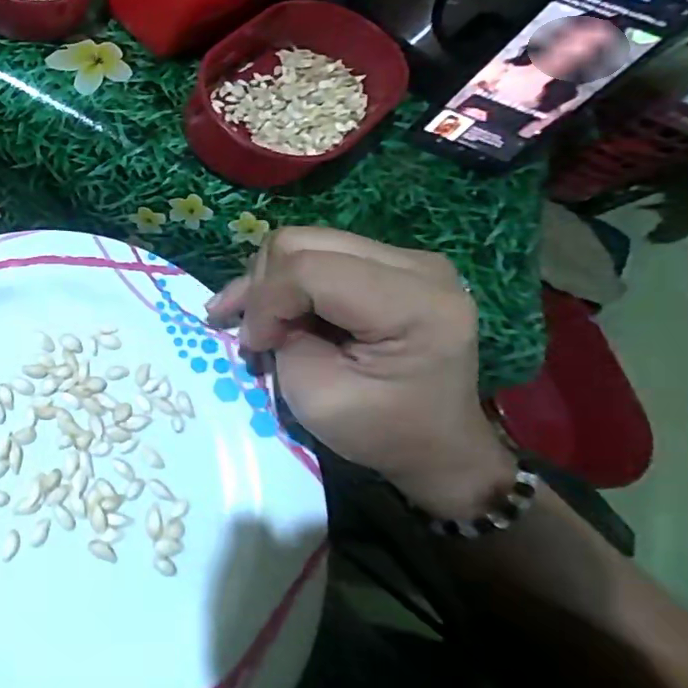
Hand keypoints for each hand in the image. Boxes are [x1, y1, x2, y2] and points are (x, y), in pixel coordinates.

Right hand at [206, 227, 514, 517]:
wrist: (435, 445)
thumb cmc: (379, 431)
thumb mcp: (316, 397)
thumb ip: (285, 338)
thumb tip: (255, 307)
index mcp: (416, 306)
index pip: (308, 269)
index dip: (265, 302)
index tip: (255, 346)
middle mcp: (417, 267)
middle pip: (299, 243)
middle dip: (263, 287)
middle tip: (253, 331)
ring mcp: (405, 259)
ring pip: (300, 241)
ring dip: (269, 281)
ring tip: (257, 322)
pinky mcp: (388, 262)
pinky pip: (315, 251)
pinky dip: (285, 279)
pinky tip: (271, 308)